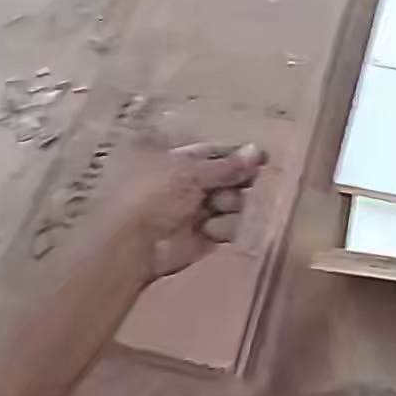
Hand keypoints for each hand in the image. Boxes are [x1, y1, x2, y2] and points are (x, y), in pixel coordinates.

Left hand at [123, 142, 266, 277]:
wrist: (133, 244)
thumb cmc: (154, 194)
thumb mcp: (190, 172)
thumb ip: (226, 166)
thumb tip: (258, 151)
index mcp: (174, 159)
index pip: (212, 153)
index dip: (236, 155)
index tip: (262, 157)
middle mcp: (184, 184)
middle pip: (224, 178)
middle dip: (238, 180)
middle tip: (251, 181)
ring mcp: (193, 212)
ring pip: (229, 203)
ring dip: (232, 204)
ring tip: (224, 206)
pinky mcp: (202, 239)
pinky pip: (226, 228)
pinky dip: (227, 228)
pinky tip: (220, 229)